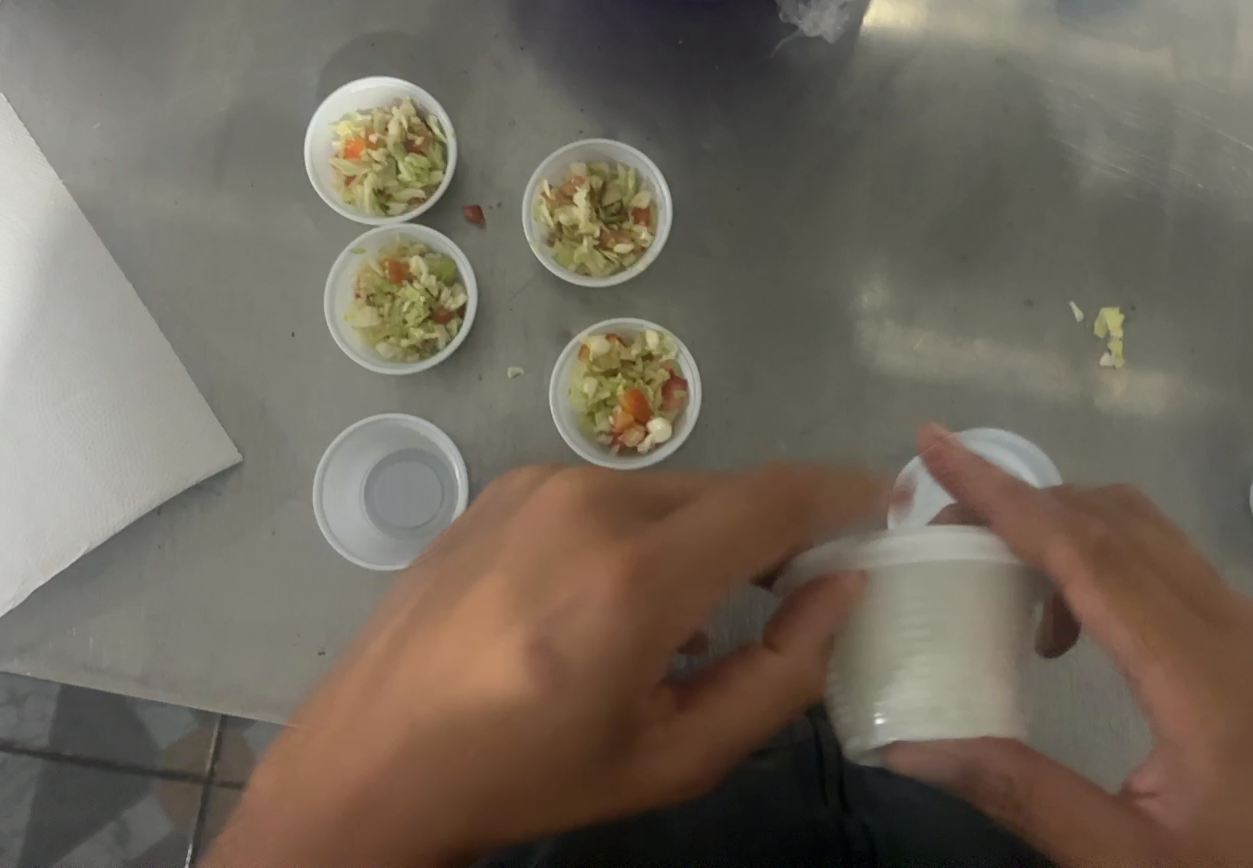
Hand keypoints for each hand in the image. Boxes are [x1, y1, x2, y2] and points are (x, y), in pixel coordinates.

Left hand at [206, 463, 887, 866]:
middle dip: (775, 524)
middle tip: (796, 576)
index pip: (770, 499)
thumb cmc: (530, 772)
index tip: (879, 503)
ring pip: (668, 490)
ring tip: (692, 604)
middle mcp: (588, 500)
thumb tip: (839, 587)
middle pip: (724, 490)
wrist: (373, 752)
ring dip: (705, 531)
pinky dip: (645, 527)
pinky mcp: (509, 482)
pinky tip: (615, 588)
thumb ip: (779, 671)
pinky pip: (611, 492)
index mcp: (632, 576)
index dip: (837, 493)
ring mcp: (540, 481)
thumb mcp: (673, 754)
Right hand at [885, 425, 1252, 867]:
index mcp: (1207, 678)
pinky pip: (1155, 556)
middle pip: (1106, 518)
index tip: (935, 446)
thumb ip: (1024, 796)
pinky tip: (1062, 625)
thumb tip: (911, 748)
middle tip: (943, 524)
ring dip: (1054, 521)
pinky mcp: (1249, 640)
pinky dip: (1090, 552)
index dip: (1001, 496)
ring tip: (993, 563)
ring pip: (1135, 526)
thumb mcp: (1138, 866)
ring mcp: (1248, 628)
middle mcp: (1232, 628)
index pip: (1085, 551)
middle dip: (1014, 499)